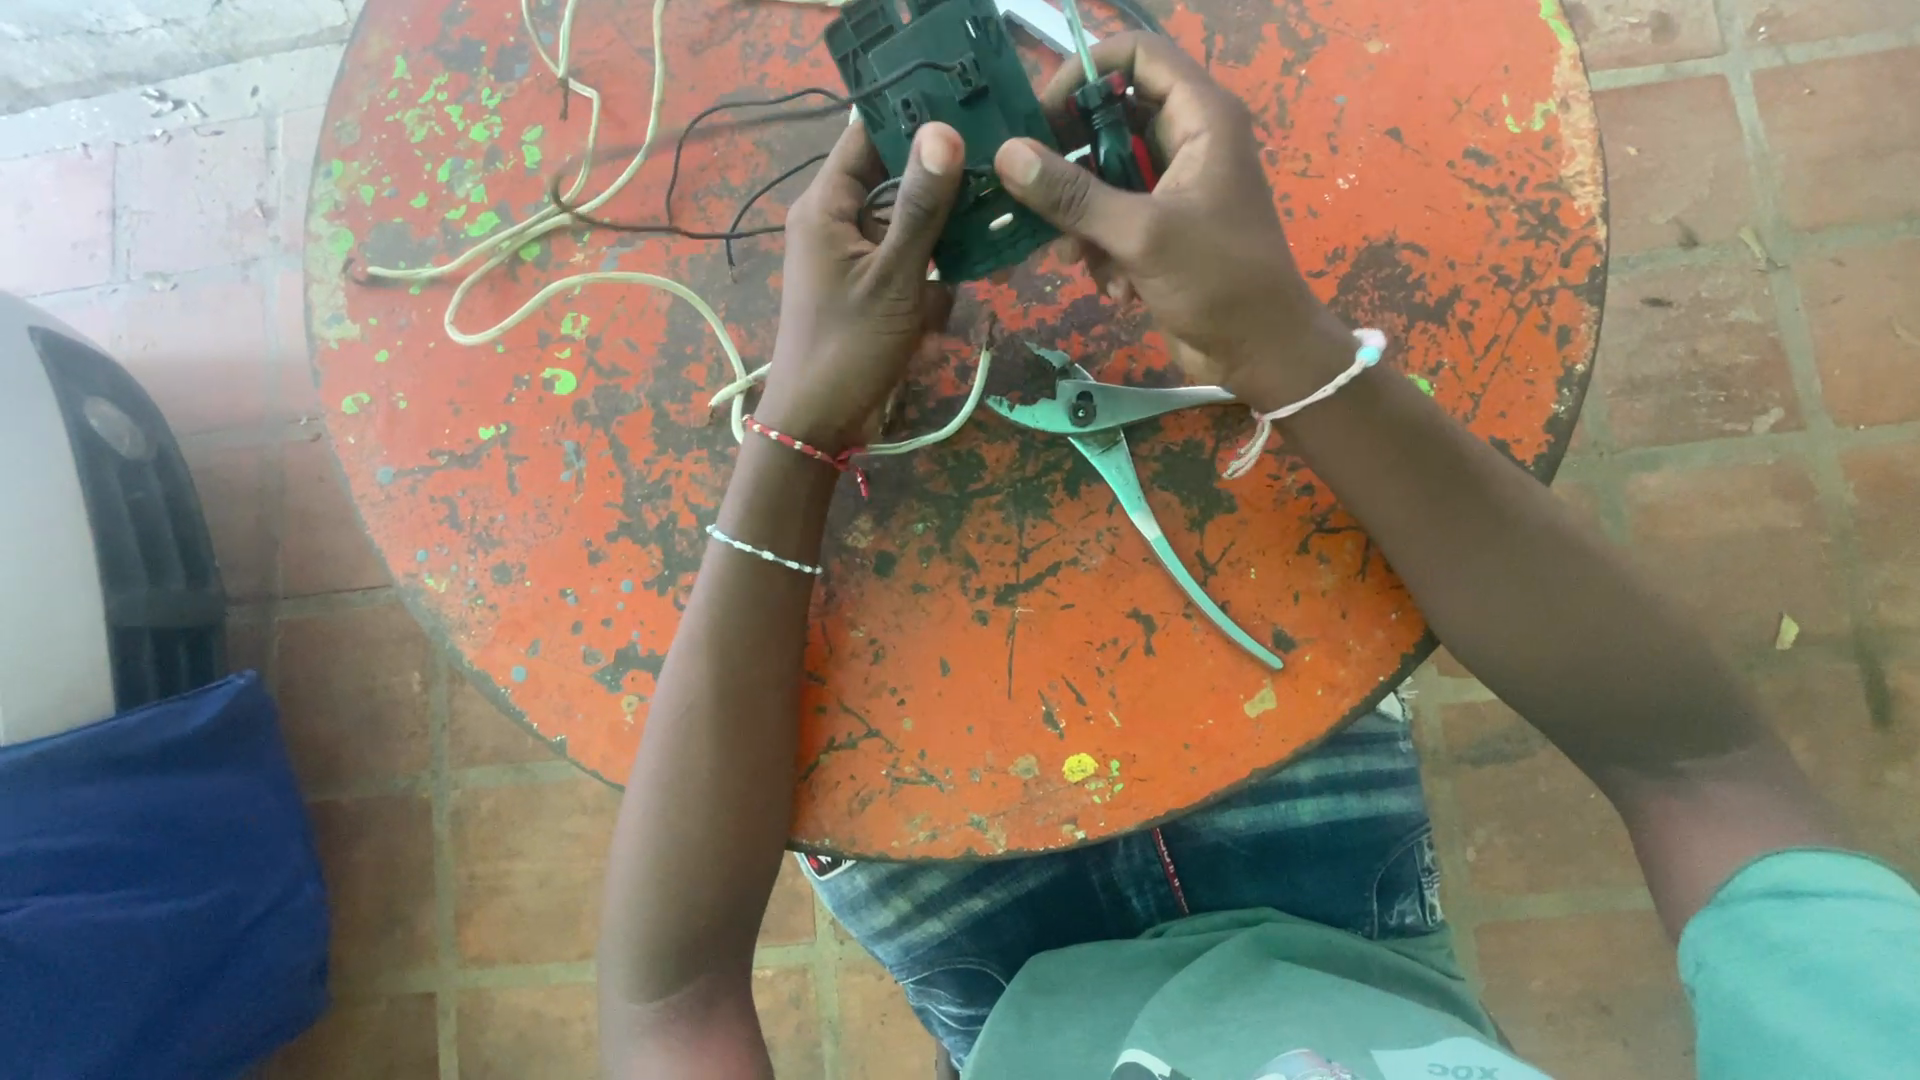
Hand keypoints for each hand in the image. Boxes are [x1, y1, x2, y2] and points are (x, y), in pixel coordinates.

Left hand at [754, 121, 964, 453]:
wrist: (819, 422)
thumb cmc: (849, 347)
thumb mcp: (893, 276)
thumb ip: (921, 206)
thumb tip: (944, 130)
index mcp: (826, 205)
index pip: (868, 135)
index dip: (914, 120)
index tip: (970, 113)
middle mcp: (836, 222)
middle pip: (899, 185)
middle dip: (939, 207)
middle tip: (988, 205)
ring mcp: (854, 259)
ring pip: (912, 234)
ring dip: (936, 262)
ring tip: (946, 294)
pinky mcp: (869, 291)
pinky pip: (908, 273)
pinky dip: (925, 295)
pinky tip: (929, 327)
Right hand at [993, 33, 1352, 402]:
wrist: (1257, 350)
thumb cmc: (1216, 281)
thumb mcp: (1141, 235)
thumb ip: (1074, 196)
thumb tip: (1008, 155)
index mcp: (1200, 118)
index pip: (1137, 55)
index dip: (1084, 74)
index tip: (1040, 116)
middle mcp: (1187, 142)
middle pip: (1110, 122)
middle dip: (1072, 167)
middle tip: (1036, 197)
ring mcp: (1173, 189)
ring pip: (1104, 181)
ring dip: (1083, 223)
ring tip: (1076, 260)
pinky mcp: (1161, 231)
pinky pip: (1113, 222)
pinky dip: (1104, 253)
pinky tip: (1116, 288)